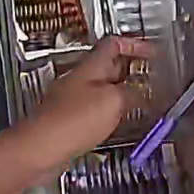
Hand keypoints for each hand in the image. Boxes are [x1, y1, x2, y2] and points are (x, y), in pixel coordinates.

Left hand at [22, 36, 153, 167]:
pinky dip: (110, 112)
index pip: (113, 44)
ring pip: (103, 89)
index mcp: (90, 67)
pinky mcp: (68, 121)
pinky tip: (119, 122)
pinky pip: (94, 110)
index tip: (153, 53)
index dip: (135, 45)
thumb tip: (144, 91)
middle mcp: (79, 80)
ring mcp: (72, 100)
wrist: (39, 149)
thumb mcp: (112, 102)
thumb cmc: (73, 121)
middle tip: (153, 80)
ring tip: (143, 102)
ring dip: (123, 93)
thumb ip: (132, 92)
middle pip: (109, 66)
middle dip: (132, 70)